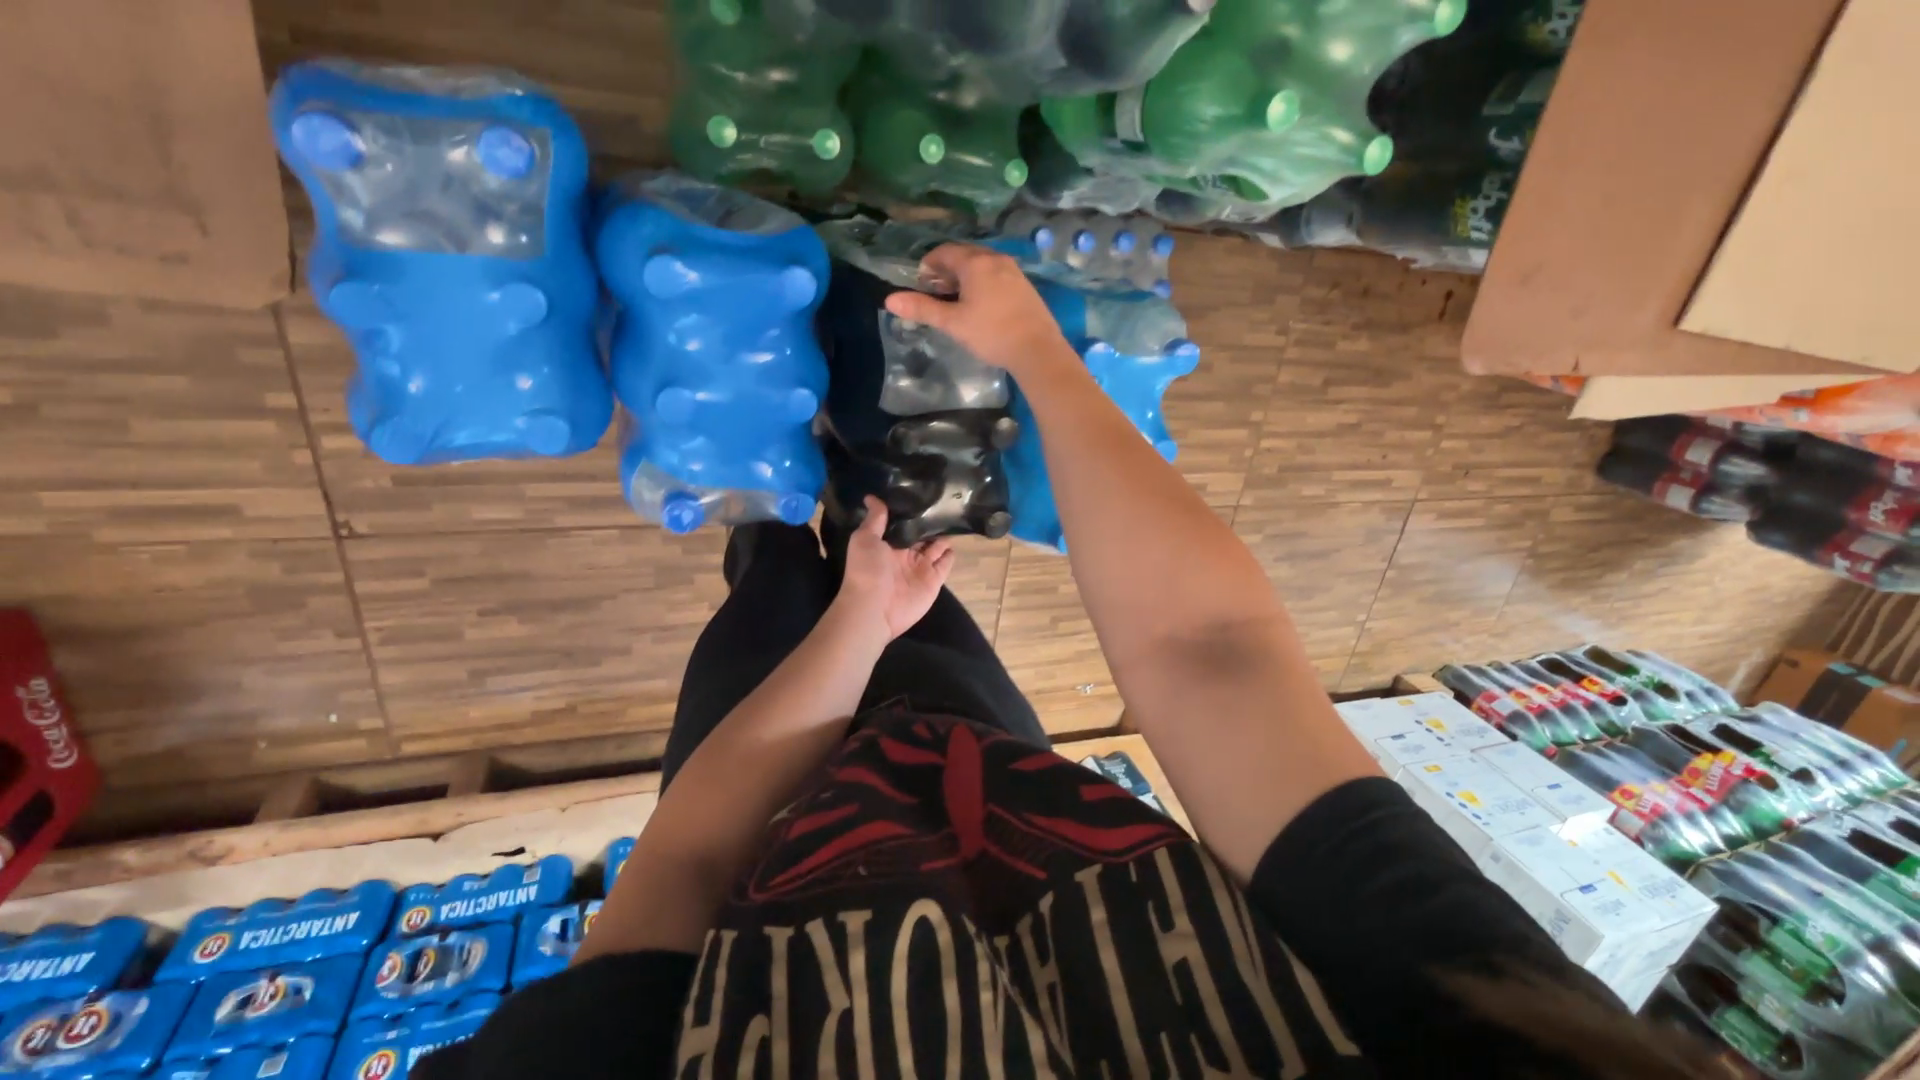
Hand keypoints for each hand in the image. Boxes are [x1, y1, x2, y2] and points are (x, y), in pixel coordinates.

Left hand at [834, 497, 956, 639]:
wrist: (874, 608)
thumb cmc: (866, 570)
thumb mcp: (864, 538)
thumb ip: (874, 519)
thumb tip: (871, 496)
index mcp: (888, 543)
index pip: (903, 524)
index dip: (912, 512)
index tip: (922, 494)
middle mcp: (906, 554)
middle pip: (923, 535)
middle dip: (931, 522)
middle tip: (946, 502)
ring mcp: (921, 567)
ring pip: (937, 547)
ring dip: (944, 535)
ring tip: (955, 517)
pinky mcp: (934, 580)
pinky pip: (945, 563)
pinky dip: (951, 553)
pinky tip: (957, 539)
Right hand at [883, 244, 1080, 379]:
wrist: (1037, 349)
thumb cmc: (991, 333)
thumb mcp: (953, 323)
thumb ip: (922, 309)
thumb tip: (889, 300)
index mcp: (975, 263)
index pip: (944, 252)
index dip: (929, 264)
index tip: (921, 282)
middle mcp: (995, 259)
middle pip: (964, 255)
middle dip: (947, 269)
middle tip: (936, 291)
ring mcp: (1013, 271)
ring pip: (982, 264)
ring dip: (965, 276)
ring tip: (957, 299)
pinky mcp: (1024, 285)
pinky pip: (997, 274)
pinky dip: (983, 282)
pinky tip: (981, 304)